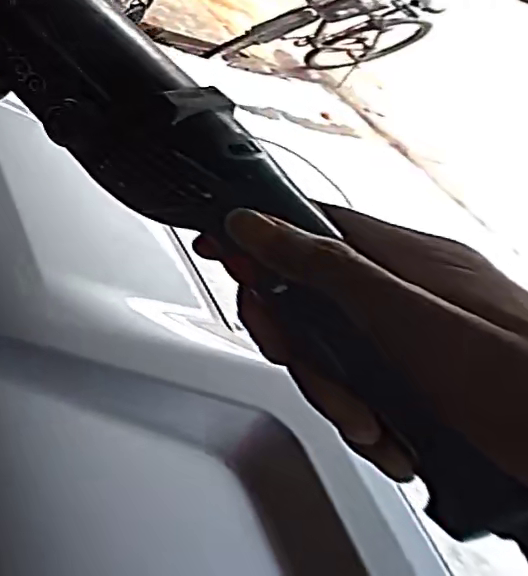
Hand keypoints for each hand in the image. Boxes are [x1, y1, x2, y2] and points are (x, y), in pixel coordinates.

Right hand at [197, 207, 527, 485]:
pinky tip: (392, 439)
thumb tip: (249, 221)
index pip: (302, 225)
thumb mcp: (410, 318)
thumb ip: (322, 263)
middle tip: (301, 361)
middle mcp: (415, 294)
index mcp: (411, 261)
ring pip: (330, 349)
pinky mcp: (435, 388)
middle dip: (294, 339)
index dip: (253, 241)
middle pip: (304, 295)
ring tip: (367, 422)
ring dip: (331, 389)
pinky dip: (367, 417)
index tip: (223, 260)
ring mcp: (427, 343)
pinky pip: (365, 387)